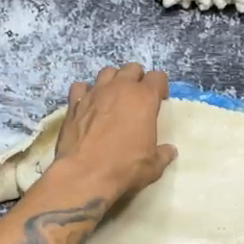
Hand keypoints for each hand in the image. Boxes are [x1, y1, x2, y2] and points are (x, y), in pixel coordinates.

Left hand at [50, 64, 177, 197]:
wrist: (84, 174)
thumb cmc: (124, 167)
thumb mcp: (153, 166)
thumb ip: (163, 154)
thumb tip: (169, 150)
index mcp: (144, 98)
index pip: (158, 77)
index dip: (160, 87)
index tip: (159, 100)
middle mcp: (120, 88)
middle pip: (132, 68)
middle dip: (137, 79)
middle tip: (137, 98)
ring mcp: (95, 93)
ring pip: (107, 72)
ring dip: (113, 80)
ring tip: (113, 97)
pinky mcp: (74, 103)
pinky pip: (80, 87)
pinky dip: (86, 92)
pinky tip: (88, 104)